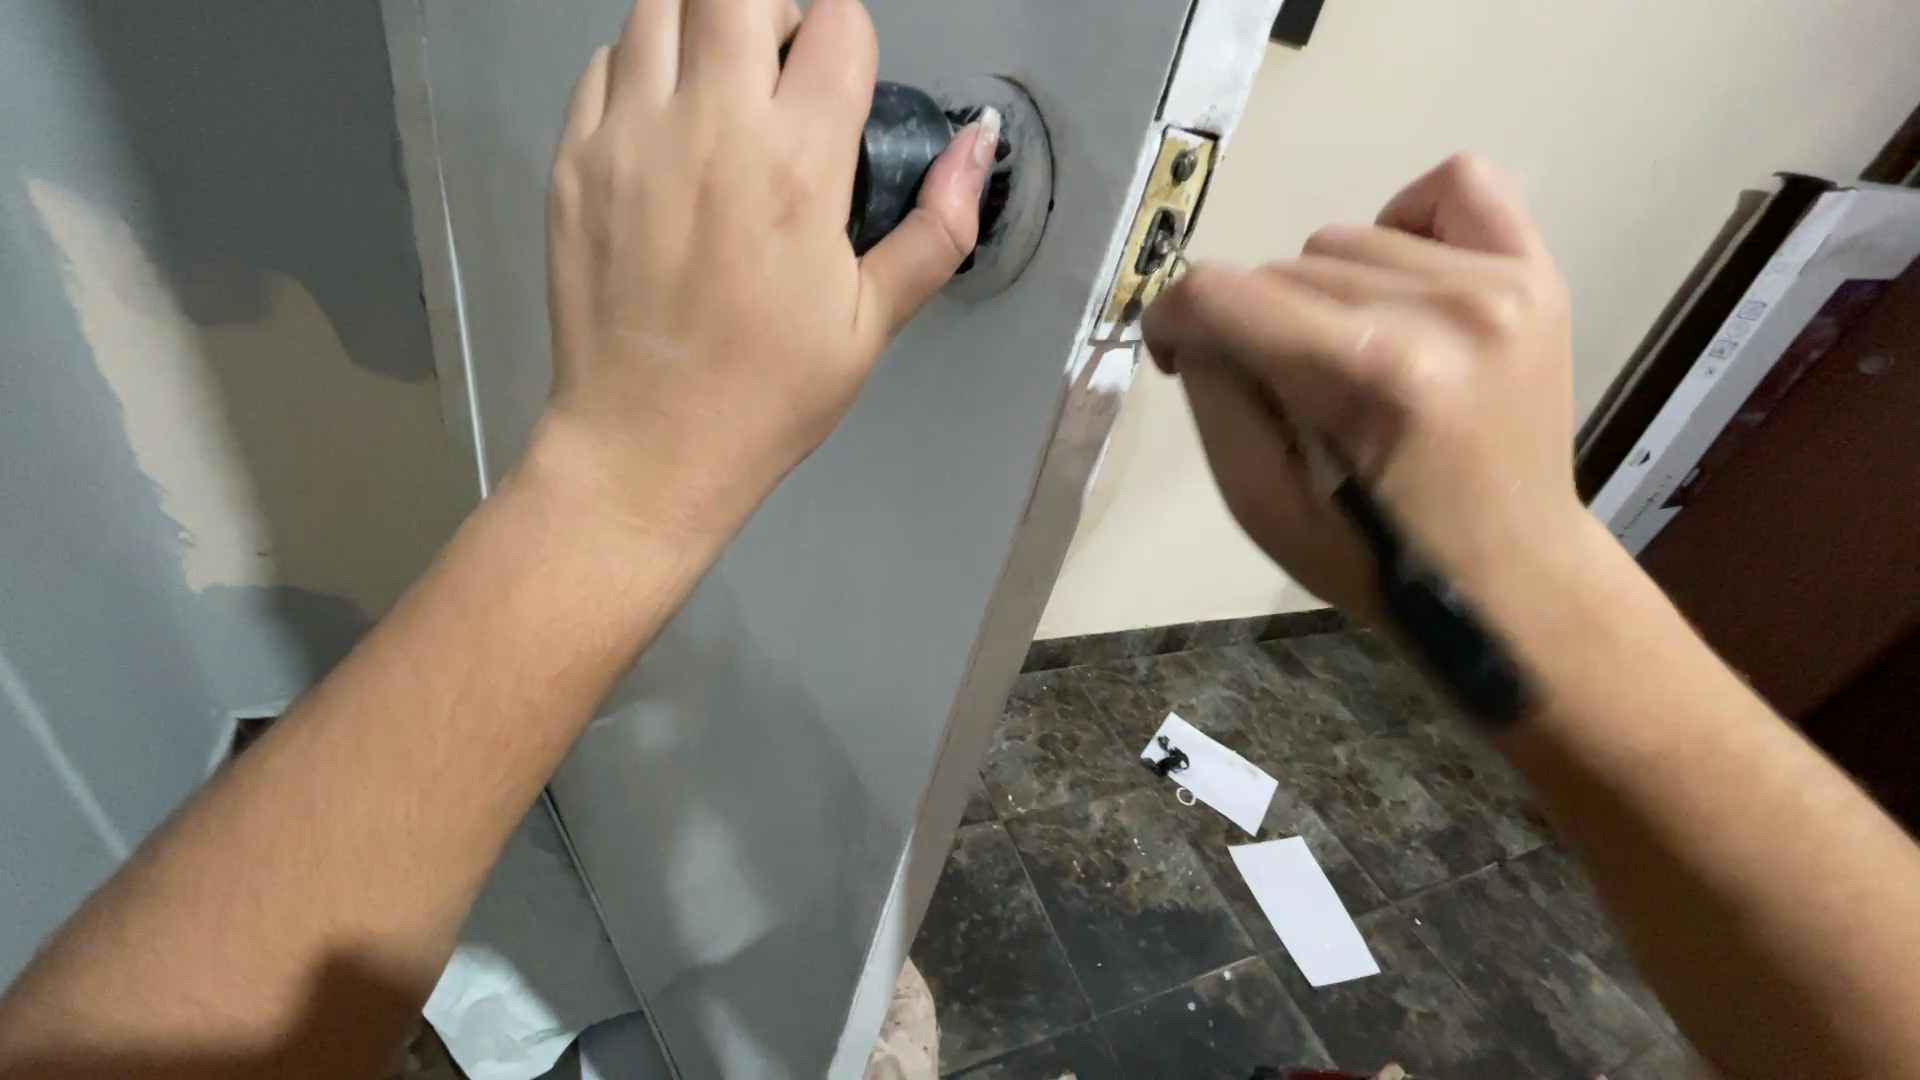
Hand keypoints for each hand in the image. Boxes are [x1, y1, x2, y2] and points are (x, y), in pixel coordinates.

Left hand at [526, 0, 994, 539]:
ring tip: (726, 97)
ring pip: (664, 5)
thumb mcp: (872, 326)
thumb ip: (935, 230)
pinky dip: (645, 67)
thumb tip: (977, 142)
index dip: (850, 46)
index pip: (837, 25)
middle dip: (775, 11)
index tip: (842, 97)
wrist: (649, 447)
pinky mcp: (573, 159)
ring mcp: (628, 136)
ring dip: (708, 27)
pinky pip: (607, 62)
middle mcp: (710, 126)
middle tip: (783, 76)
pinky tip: (667, 130)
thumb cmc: (772, 396)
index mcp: (798, 169)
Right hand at [1142, 154, 1582, 616]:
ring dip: (1316, 293)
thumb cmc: (1368, 553)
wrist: (1504, 573)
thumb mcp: (1258, 502)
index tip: (1175, 358)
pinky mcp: (1537, 272)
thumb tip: (1201, 326)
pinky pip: (1452, 186)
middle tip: (1271, 390)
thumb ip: (1214, 400)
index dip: (1170, 320)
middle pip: (1277, 270)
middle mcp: (1442, 310)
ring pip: (1340, 239)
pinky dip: (1401, 225)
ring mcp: (1500, 283)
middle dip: (1248, 325)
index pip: (1220, 295)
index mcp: (1367, 379)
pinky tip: (1395, 289)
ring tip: (1340, 357)